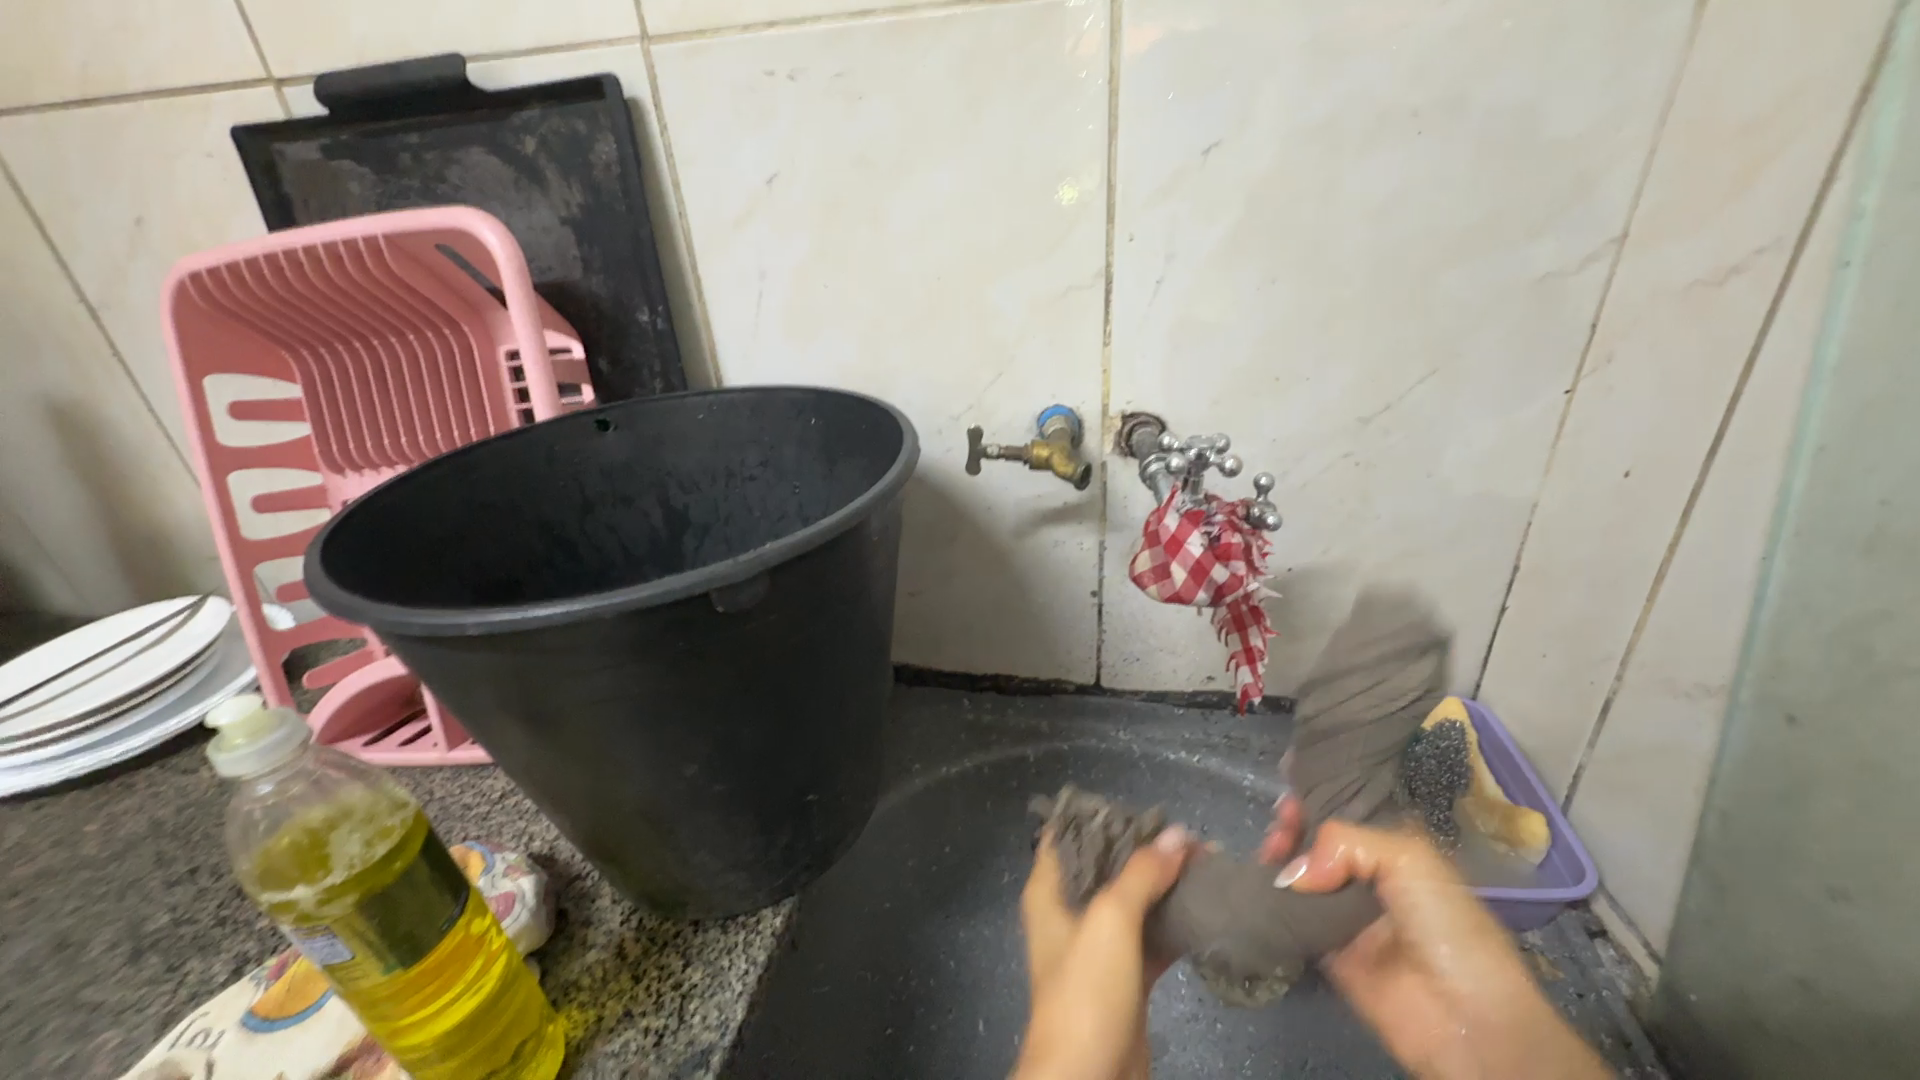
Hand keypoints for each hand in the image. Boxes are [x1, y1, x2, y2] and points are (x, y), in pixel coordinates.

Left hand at [1012, 825, 1194, 1079]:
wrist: (1089, 1079)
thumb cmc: (1086, 990)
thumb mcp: (1110, 921)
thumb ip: (1141, 874)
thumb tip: (1178, 834)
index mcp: (1048, 892)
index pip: (1066, 836)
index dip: (1099, 816)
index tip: (1140, 807)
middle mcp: (1069, 913)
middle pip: (1106, 866)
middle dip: (1144, 850)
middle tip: (1187, 834)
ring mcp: (1097, 946)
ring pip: (1133, 901)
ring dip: (1164, 884)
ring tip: (1205, 861)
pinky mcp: (1125, 977)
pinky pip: (1151, 936)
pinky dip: (1175, 922)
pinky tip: (1206, 906)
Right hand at [1271, 819, 1611, 1079]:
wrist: (1465, 1018)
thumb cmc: (1446, 925)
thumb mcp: (1408, 858)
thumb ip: (1343, 842)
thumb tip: (1294, 873)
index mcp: (1394, 849)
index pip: (1346, 813)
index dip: (1315, 801)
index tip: (1288, 793)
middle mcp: (1368, 876)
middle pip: (1316, 841)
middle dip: (1291, 827)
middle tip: (1278, 828)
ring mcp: (1344, 913)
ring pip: (1299, 876)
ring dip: (1277, 860)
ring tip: (1267, 855)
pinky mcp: (1325, 949)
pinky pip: (1291, 917)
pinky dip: (1272, 901)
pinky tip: (1258, 887)